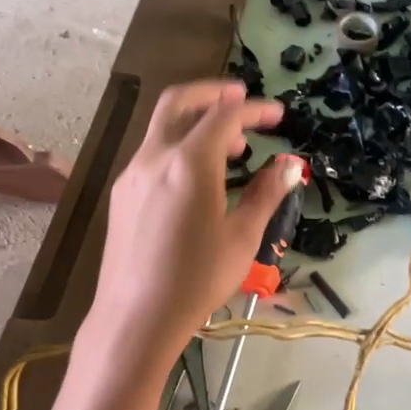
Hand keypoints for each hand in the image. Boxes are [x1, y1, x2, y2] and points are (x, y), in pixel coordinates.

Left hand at [81, 81, 294, 361]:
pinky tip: (197, 177)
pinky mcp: (122, 195)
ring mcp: (132, 174)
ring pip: (162, 128)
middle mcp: (155, 157)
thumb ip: (266, 194)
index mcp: (190, 163)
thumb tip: (289, 166)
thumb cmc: (197, 280)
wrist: (137, 316)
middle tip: (241, 97)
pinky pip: (152, 153)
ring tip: (230, 146)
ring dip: (196, 123)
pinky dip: (178, 146)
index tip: (278, 114)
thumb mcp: (242, 238)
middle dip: (212, 93)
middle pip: (179, 102)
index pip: (225, 116)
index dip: (255, 109)